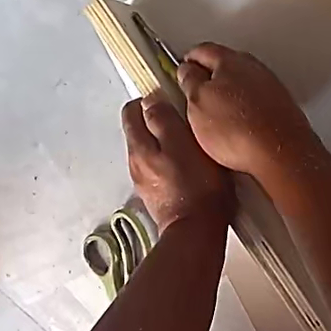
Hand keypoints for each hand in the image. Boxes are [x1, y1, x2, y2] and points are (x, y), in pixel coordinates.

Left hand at [123, 95, 233, 232]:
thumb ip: (164, 120)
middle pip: (140, 130)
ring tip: (193, 147)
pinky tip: (191, 169)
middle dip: (158, 123)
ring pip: (151, 151)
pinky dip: (172, 164)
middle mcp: (136, 162)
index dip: (152, 101)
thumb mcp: (184, 144)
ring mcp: (146, 182)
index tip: (176, 103)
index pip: (133, 110)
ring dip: (167, 145)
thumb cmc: (197, 186)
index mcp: (139, 146)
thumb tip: (151, 99)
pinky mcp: (158, 197)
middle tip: (187, 124)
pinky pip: (161, 170)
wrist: (197, 230)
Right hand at [177, 43, 329, 181]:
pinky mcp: (283, 110)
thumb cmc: (242, 129)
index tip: (182, 70)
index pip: (203, 50)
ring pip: (244, 85)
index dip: (188, 61)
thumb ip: (190, 81)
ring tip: (217, 117)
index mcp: (231, 60)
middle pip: (226, 65)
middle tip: (197, 94)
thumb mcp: (198, 102)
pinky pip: (258, 105)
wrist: (281, 155)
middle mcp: (256, 69)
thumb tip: (187, 72)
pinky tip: (240, 128)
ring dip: (231, 95)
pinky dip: (247, 111)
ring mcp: (272, 89)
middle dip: (211, 77)